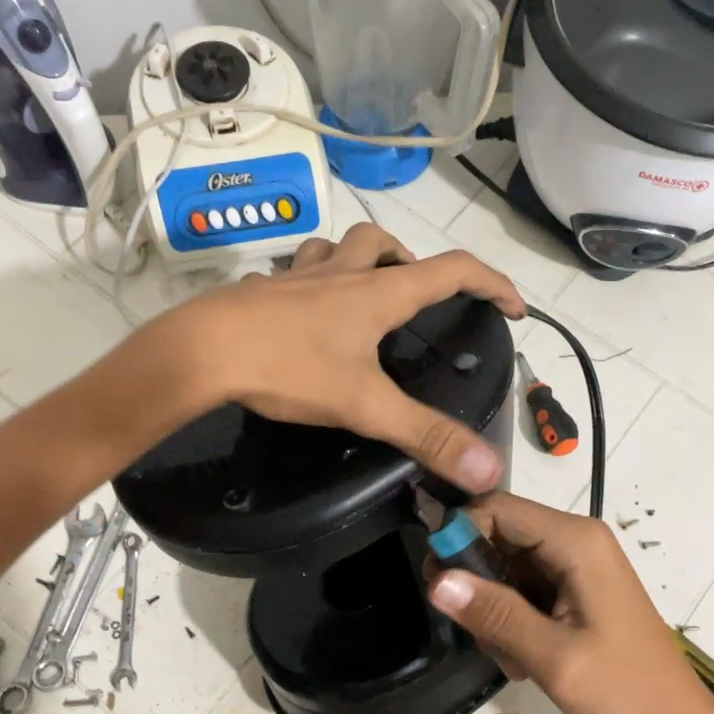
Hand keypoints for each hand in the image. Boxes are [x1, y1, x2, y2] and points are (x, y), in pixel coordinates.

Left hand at [162, 223, 524, 492]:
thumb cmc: (289, 368)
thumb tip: (488, 470)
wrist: (200, 352)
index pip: (451, 271)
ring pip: (334, 247)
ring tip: (362, 293)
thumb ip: (426, 435)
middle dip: (413, 261)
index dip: (491, 284)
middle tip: (418, 297)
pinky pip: (292, 274)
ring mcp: (295, 278)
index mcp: (376, 293)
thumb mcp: (366, 406)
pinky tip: (301, 313)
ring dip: (356, 259)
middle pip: (384, 243)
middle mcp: (339, 274)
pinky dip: (308, 283)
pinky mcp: (260, 292)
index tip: (513, 307)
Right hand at [425, 493, 709, 713]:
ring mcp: (575, 561)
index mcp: (575, 541)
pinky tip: (525, 654)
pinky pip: (523, 584)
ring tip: (514, 655)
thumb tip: (437, 581)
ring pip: (505, 564)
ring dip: (495, 608)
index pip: (497, 508)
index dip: (459, 536)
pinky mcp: (573, 582)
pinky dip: (512, 616)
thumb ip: (495, 615)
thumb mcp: (553, 656)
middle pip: (498, 535)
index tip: (439, 583)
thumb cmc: (621, 685)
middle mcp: (574, 539)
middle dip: (478, 583)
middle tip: (480, 632)